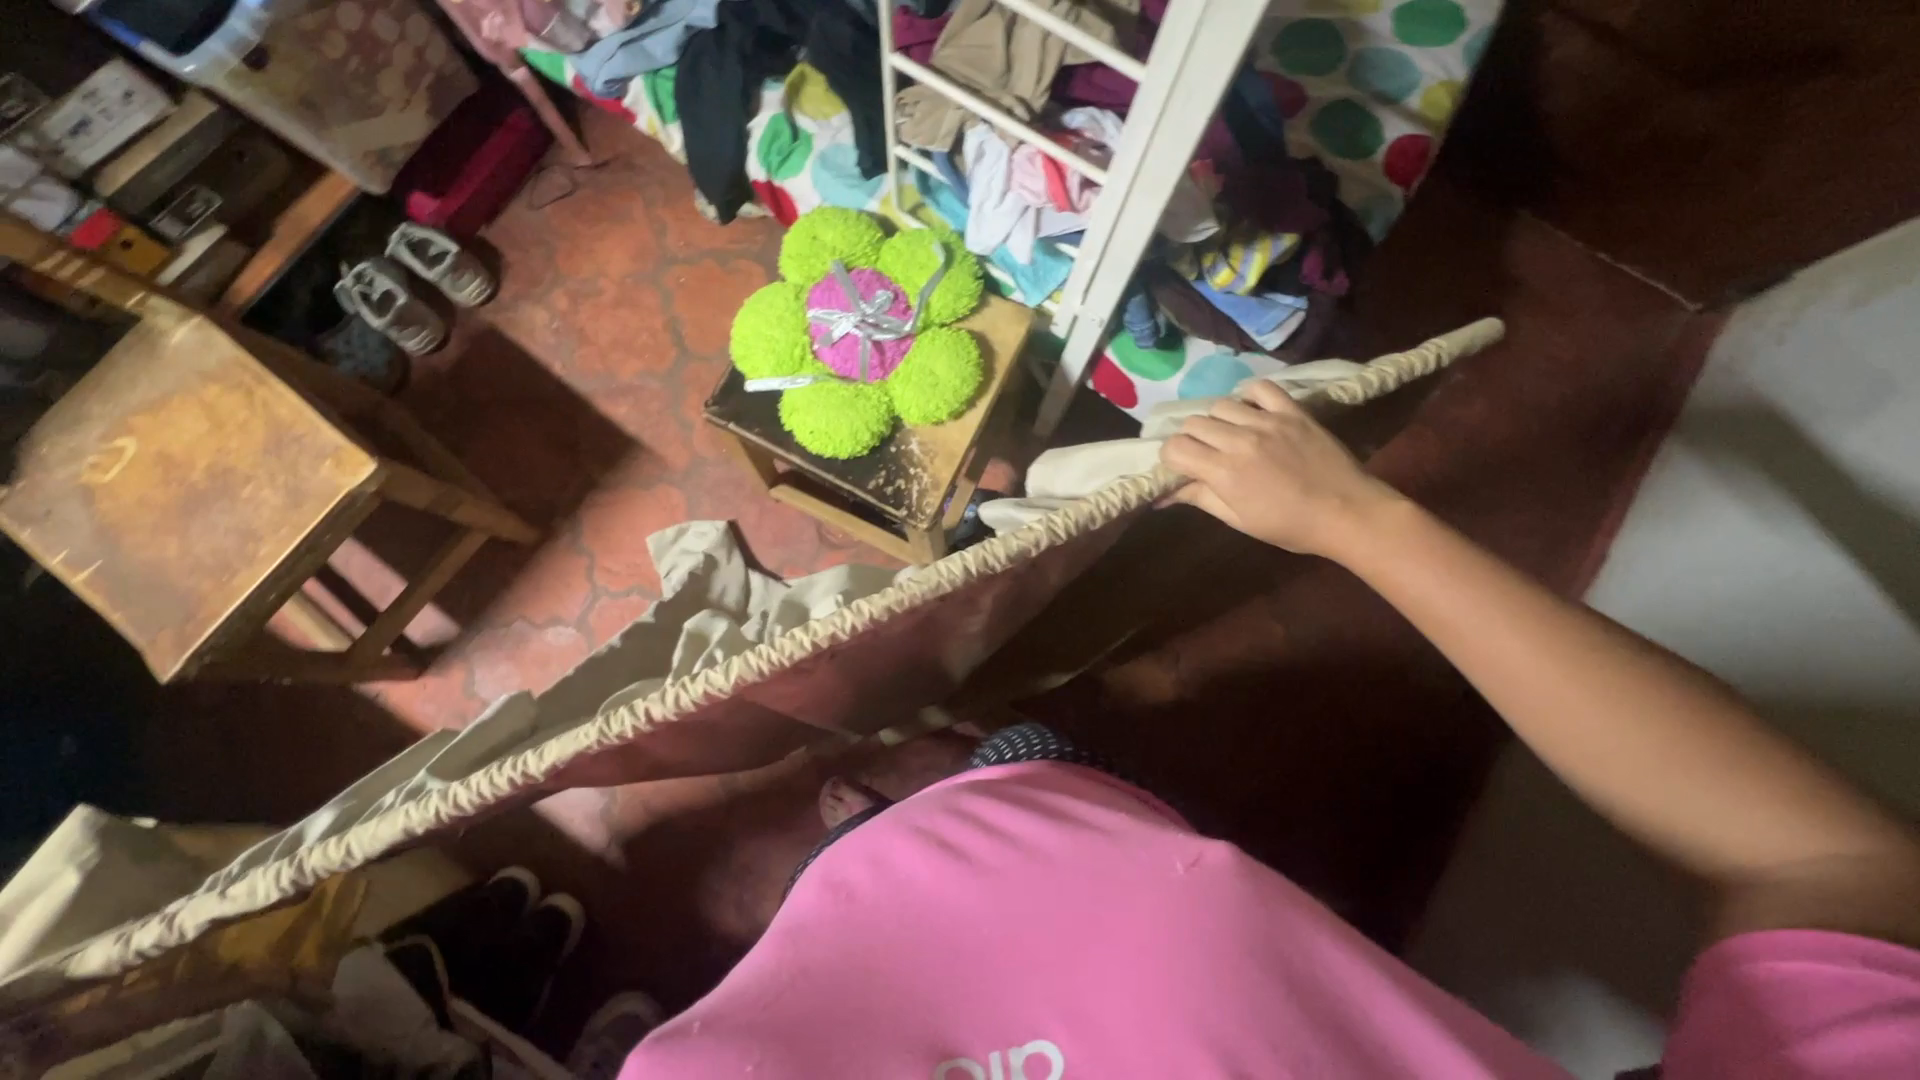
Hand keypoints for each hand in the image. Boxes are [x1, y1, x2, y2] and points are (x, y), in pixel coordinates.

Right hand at [1159, 380, 1401, 556]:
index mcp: (1224, 472)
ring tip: (1228, 434)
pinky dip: (1248, 395)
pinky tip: (1250, 410)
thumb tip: (1163, 495)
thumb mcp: (1239, 520)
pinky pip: (1260, 387)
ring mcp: (1268, 421)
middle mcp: (1240, 440)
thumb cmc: (1290, 526)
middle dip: (1190, 438)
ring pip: (1220, 404)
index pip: (1175, 447)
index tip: (1181, 467)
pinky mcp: (1293, 411)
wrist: (1348, 513)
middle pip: (1193, 422)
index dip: (1171, 457)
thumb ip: (1201, 499)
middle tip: (1204, 453)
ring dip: (1216, 420)